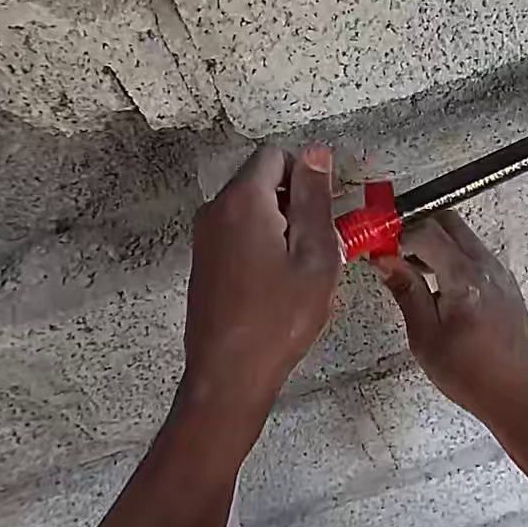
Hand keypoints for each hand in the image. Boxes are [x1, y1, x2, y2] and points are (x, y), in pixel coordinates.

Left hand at [182, 145, 341, 420]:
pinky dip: (263, 242)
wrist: (229, 373)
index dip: (306, 176)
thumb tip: (316, 153)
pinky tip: (278, 282)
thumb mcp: (315, 253)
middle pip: (262, 180)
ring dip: (281, 225)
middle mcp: (216, 209)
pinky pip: (239, 231)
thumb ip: (314, 197)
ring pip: (253, 207)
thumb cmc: (279, 316)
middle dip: (294, 202)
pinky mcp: (204, 259)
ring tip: (300, 269)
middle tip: (318, 245)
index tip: (323, 212)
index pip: (276, 155)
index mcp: (243, 200)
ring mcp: (205, 235)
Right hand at [373, 211, 527, 490]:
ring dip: (434, 241)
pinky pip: (473, 252)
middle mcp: (486, 266)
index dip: (398, 234)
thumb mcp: (426, 337)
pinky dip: (451, 255)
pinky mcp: (504, 282)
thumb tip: (385, 260)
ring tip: (411, 269)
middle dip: (416, 228)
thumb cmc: (472, 375)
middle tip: (393, 251)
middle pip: (447, 221)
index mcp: (465, 278)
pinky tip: (435, 282)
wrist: (520, 396)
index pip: (426, 231)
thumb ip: (406, 291)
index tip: (380, 246)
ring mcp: (499, 272)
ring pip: (462, 235)